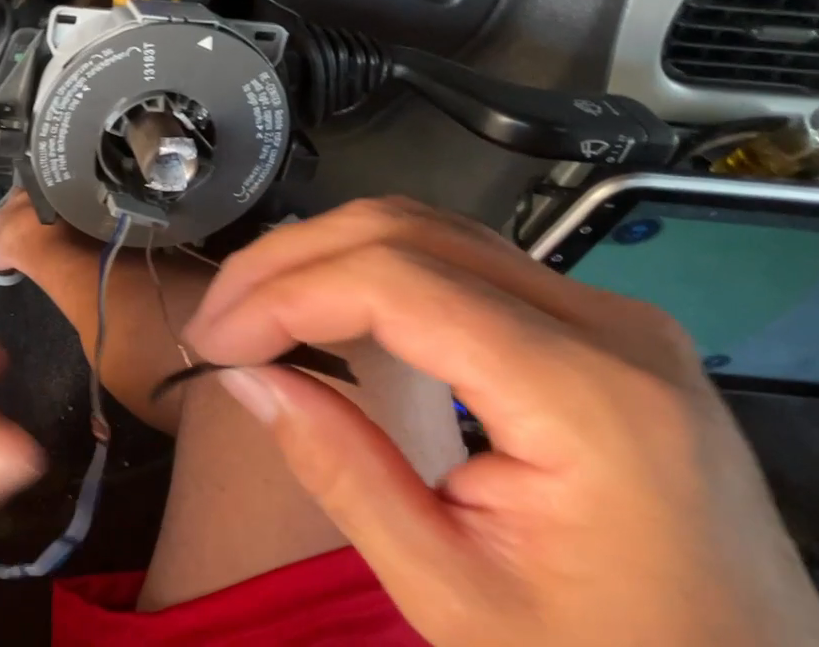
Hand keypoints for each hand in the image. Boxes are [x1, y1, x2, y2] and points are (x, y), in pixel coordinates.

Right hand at [181, 197, 818, 646]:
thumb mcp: (452, 591)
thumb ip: (340, 470)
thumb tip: (242, 377)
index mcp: (585, 395)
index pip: (393, 281)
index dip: (281, 294)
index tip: (212, 342)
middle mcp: (606, 324)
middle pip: (402, 230)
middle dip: (285, 262)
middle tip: (217, 320)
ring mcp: (606, 314)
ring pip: (423, 227)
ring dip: (320, 257)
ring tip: (253, 313)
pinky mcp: (591, 324)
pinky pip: (455, 258)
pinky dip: (367, 270)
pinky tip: (324, 309)